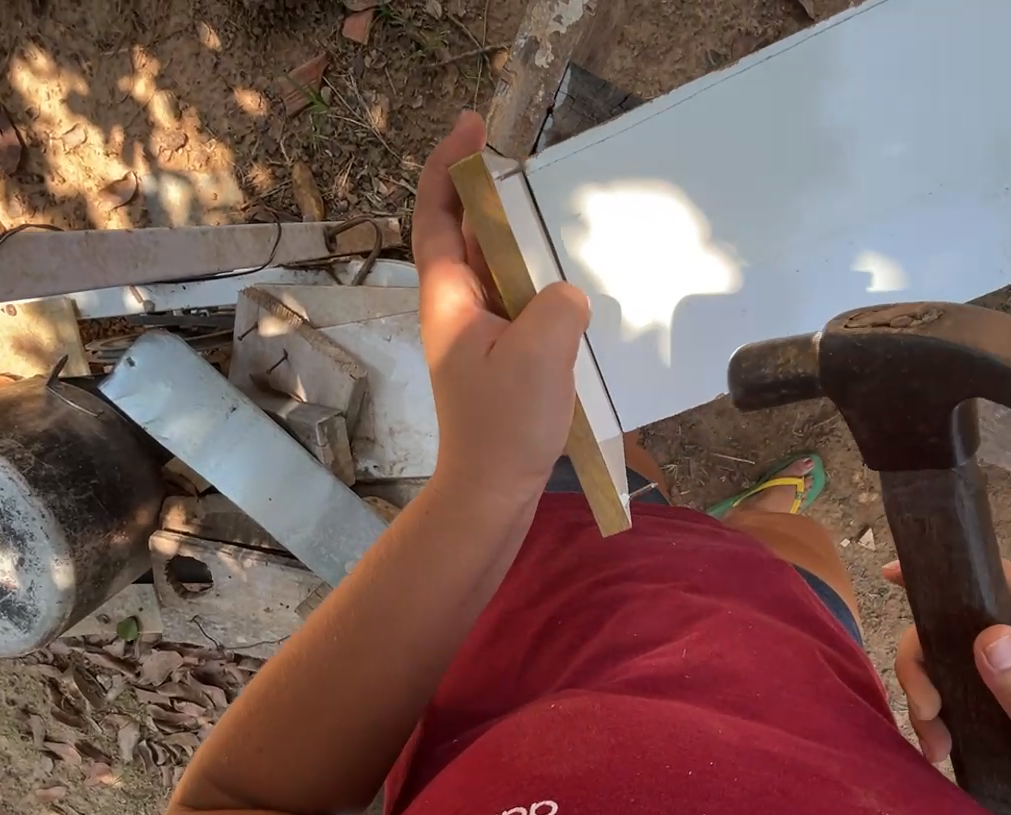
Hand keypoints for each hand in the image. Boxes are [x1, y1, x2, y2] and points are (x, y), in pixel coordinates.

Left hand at [414, 111, 591, 507]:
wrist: (491, 489)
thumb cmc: (503, 426)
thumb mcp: (539, 356)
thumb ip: (557, 306)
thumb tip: (566, 295)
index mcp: (450, 299)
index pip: (436, 215)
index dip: (449, 166)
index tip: (475, 128)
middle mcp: (458, 310)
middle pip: (467, 236)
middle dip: (492, 197)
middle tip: (535, 170)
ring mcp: (479, 337)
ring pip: (496, 272)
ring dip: (522, 243)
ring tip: (563, 221)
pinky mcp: (500, 360)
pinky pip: (518, 305)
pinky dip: (540, 286)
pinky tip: (573, 289)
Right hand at [886, 559, 1010, 814]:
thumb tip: (986, 635)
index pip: (1006, 583)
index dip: (953, 571)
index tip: (894, 574)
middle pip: (956, 623)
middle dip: (925, 664)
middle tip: (927, 712)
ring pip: (947, 656)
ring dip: (929, 695)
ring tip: (936, 743)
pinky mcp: (1007, 689)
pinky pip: (956, 683)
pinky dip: (939, 712)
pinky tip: (941, 745)